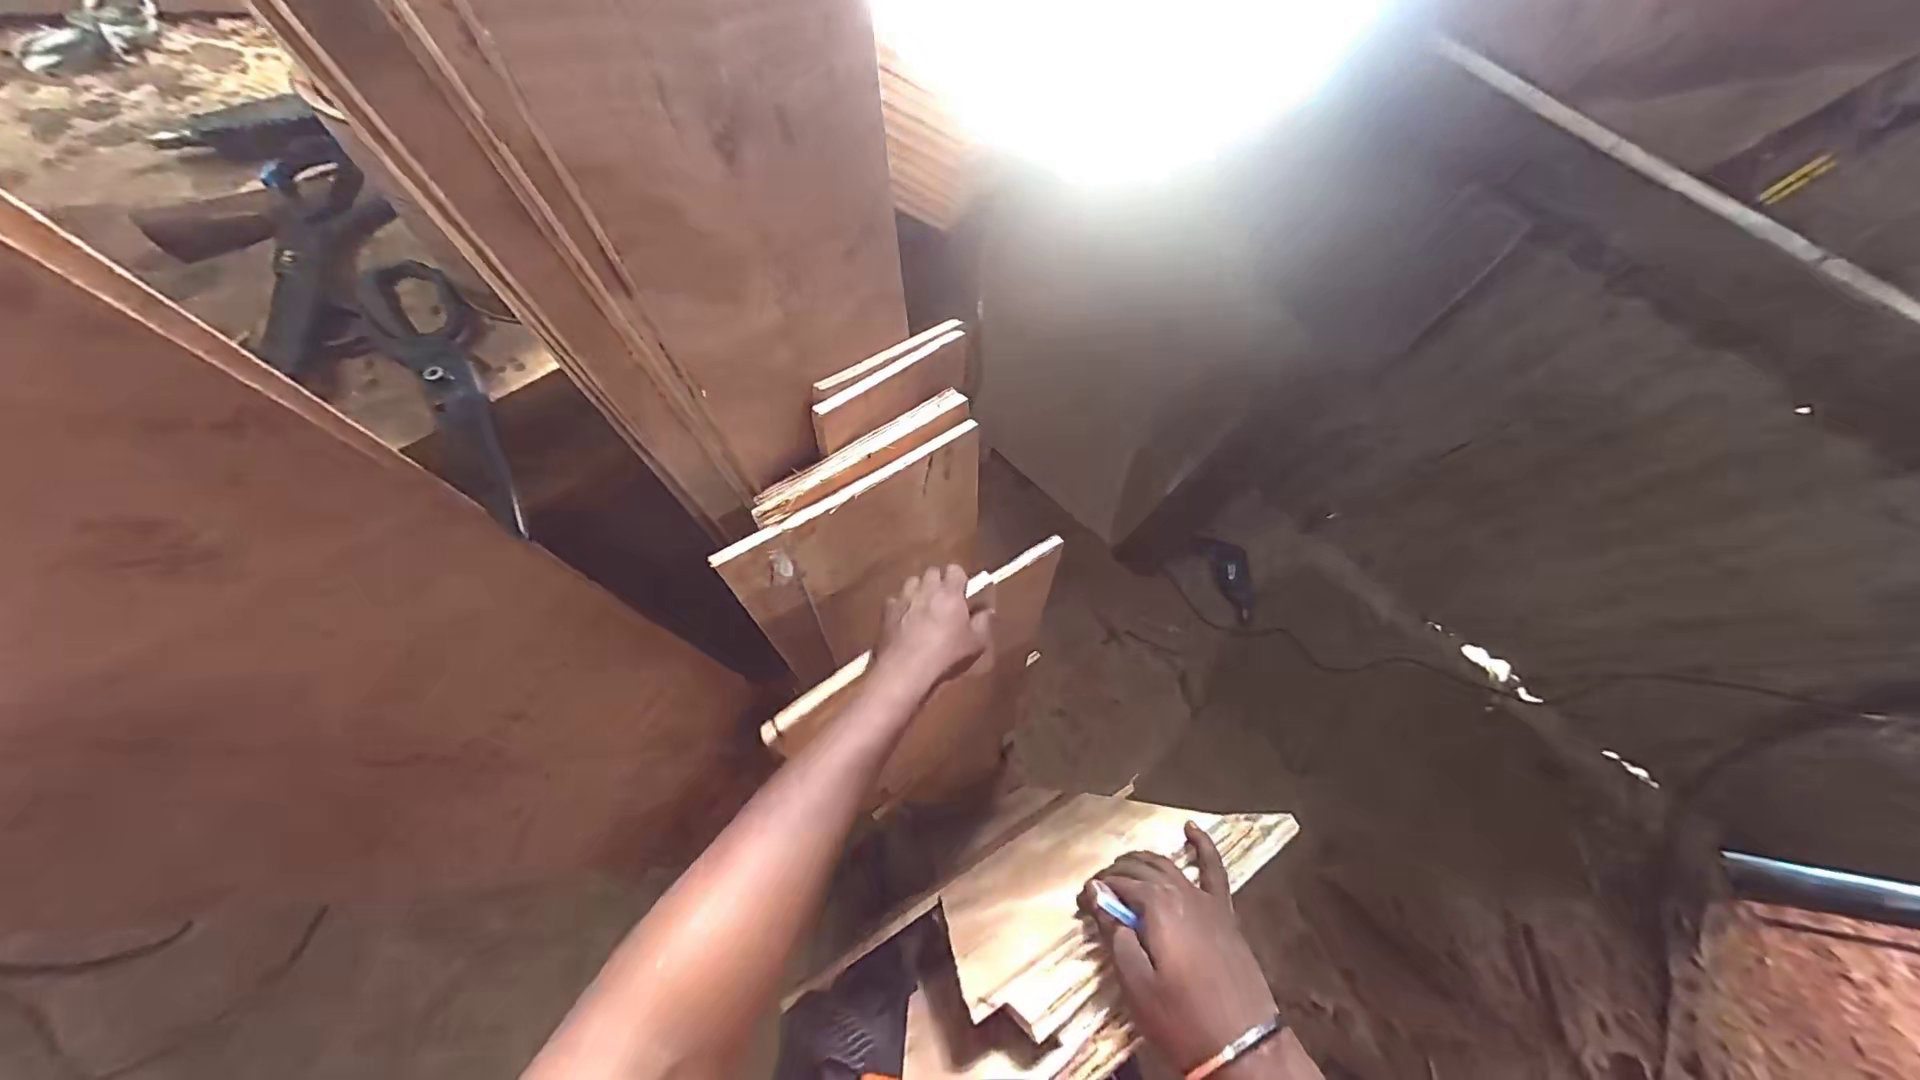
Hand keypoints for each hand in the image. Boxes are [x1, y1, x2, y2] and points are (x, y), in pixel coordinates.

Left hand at [871, 565, 991, 691]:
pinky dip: (900, 606)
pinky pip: (895, 599)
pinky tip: (903, 621)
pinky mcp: (886, 610)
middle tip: (943, 601)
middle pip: (932, 572)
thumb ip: (983, 622)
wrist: (905, 668)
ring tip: (922, 608)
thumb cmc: (946, 654)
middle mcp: (926, 588)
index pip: (955, 570)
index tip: (962, 593)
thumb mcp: (975, 643)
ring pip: (912, 582)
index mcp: (950, 593)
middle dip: (938, 582)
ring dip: (918, 590)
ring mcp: (903, 597)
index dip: (959, 579)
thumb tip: (987, 610)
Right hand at [1083, 823, 1278, 1074]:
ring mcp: (1206, 900)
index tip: (1082, 901)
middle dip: (1114, 874)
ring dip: (1142, 861)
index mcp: (1157, 906)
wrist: (1245, 1049)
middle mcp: (1181, 892)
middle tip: (1098, 890)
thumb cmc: (1183, 1019)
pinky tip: (1191, 828)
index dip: (1097, 891)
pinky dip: (1202, 846)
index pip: (1117, 885)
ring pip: (1167, 865)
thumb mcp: (1137, 984)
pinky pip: (1214, 870)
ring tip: (1124, 866)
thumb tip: (1096, 895)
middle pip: (1140, 870)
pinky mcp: (1225, 913)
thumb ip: (1115, 934)